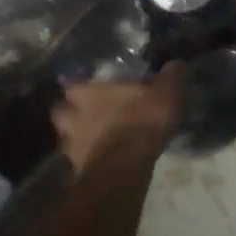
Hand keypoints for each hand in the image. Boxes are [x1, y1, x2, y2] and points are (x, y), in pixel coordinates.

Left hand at [52, 64, 186, 175]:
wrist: (124, 167)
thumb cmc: (142, 119)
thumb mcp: (167, 90)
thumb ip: (171, 74)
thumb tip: (174, 63)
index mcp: (88, 92)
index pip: (71, 84)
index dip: (77, 84)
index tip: (86, 85)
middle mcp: (73, 117)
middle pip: (61, 112)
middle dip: (70, 112)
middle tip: (87, 111)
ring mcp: (71, 146)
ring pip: (67, 138)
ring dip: (78, 137)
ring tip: (94, 138)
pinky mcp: (77, 172)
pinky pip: (79, 162)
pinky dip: (88, 160)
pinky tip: (103, 158)